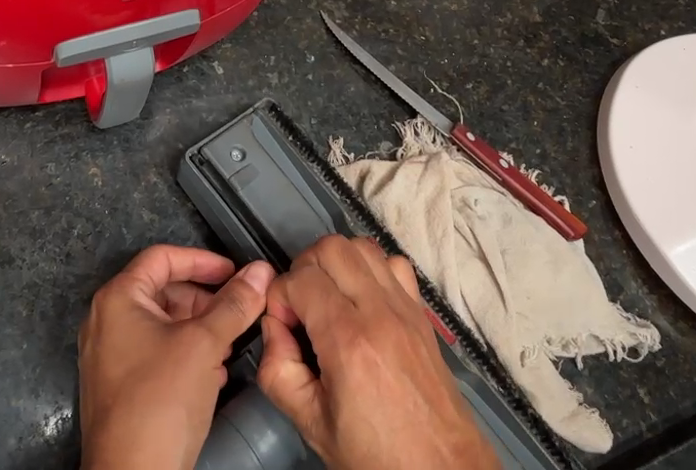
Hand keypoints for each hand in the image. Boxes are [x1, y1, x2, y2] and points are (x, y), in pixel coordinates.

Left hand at [78, 245, 273, 469]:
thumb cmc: (160, 401)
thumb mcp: (205, 344)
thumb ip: (234, 305)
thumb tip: (259, 272)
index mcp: (117, 299)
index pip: (162, 258)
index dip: (201, 260)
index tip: (233, 272)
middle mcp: (105, 320)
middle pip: (161, 291)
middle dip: (202, 300)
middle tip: (234, 312)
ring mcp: (107, 355)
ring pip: (160, 325)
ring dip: (197, 329)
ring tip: (227, 345)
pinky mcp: (117, 386)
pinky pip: (153, 353)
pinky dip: (183, 354)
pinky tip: (211, 374)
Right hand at [259, 236, 496, 469]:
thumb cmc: (375, 454)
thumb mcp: (311, 423)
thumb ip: (277, 369)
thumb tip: (274, 326)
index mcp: (349, 341)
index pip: (300, 278)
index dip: (280, 297)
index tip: (283, 327)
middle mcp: (379, 312)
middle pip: (330, 248)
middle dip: (304, 268)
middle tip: (302, 306)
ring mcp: (406, 308)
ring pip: (362, 246)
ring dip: (336, 263)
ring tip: (329, 298)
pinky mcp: (422, 314)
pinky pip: (395, 264)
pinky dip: (372, 269)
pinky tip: (362, 300)